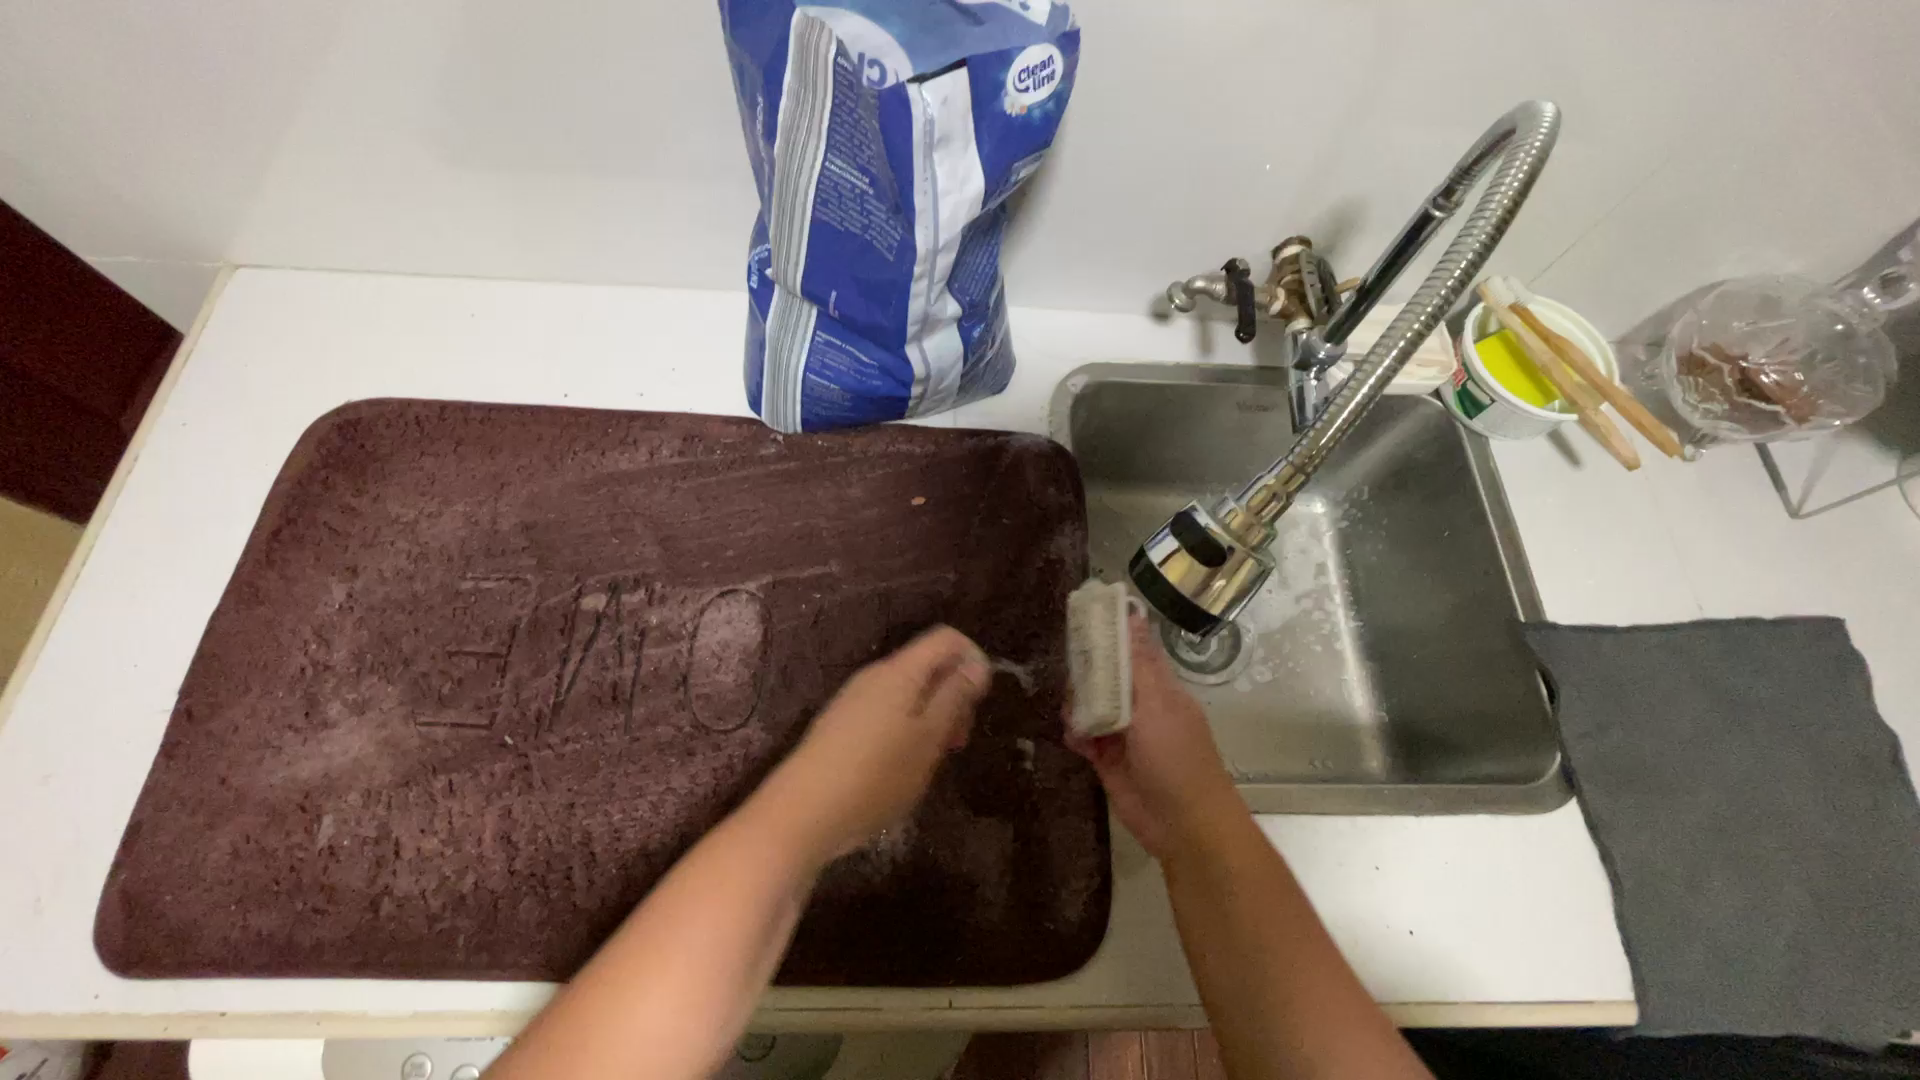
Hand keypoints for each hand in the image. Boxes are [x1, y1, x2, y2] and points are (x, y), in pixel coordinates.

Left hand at [759, 625, 989, 862]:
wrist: (801, 814)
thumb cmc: (875, 776)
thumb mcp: (928, 739)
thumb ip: (954, 697)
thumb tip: (976, 664)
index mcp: (900, 672)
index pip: (946, 638)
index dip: (972, 660)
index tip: (980, 702)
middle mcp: (875, 675)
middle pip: (927, 665)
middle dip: (953, 695)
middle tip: (958, 742)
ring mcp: (854, 699)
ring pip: (908, 692)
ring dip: (931, 718)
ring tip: (931, 761)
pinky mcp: (841, 724)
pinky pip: (887, 712)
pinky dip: (906, 730)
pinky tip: (901, 768)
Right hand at [1067, 614, 1242, 860]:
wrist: (1183, 826)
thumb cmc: (1177, 759)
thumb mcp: (1157, 705)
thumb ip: (1137, 663)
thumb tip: (1132, 613)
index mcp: (1159, 688)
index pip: (1132, 650)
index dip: (1109, 634)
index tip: (1081, 618)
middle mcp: (1140, 706)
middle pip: (1105, 677)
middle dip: (1085, 674)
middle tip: (1071, 677)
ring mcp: (1123, 733)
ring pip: (1090, 705)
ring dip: (1078, 707)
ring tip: (1076, 718)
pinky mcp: (1107, 759)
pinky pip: (1084, 736)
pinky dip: (1076, 735)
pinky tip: (1077, 741)